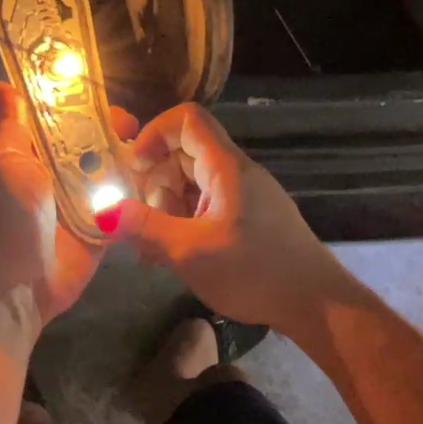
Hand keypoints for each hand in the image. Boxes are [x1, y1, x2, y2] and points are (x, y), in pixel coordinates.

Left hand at [0, 83, 137, 346]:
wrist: (21, 285)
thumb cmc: (8, 218)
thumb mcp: (3, 163)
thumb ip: (8, 125)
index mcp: (28, 153)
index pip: (55, 117)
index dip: (75, 101)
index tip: (98, 89)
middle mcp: (54, 171)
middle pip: (88, 139)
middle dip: (110, 128)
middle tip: (132, 125)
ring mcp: (80, 198)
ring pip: (109, 166)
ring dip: (128, 154)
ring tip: (150, 145)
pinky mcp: (102, 223)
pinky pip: (123, 198)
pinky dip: (137, 185)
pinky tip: (158, 171)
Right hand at [113, 103, 347, 334]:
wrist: (317, 305)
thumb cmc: (255, 273)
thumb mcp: (190, 252)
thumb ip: (145, 228)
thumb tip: (104, 210)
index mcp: (225, 167)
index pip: (186, 119)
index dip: (153, 133)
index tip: (133, 167)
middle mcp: (235, 172)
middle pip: (183, 152)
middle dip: (153, 181)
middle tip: (141, 219)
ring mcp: (244, 194)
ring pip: (192, 181)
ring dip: (165, 206)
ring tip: (153, 248)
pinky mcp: (249, 217)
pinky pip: (206, 204)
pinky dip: (183, 221)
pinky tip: (172, 254)